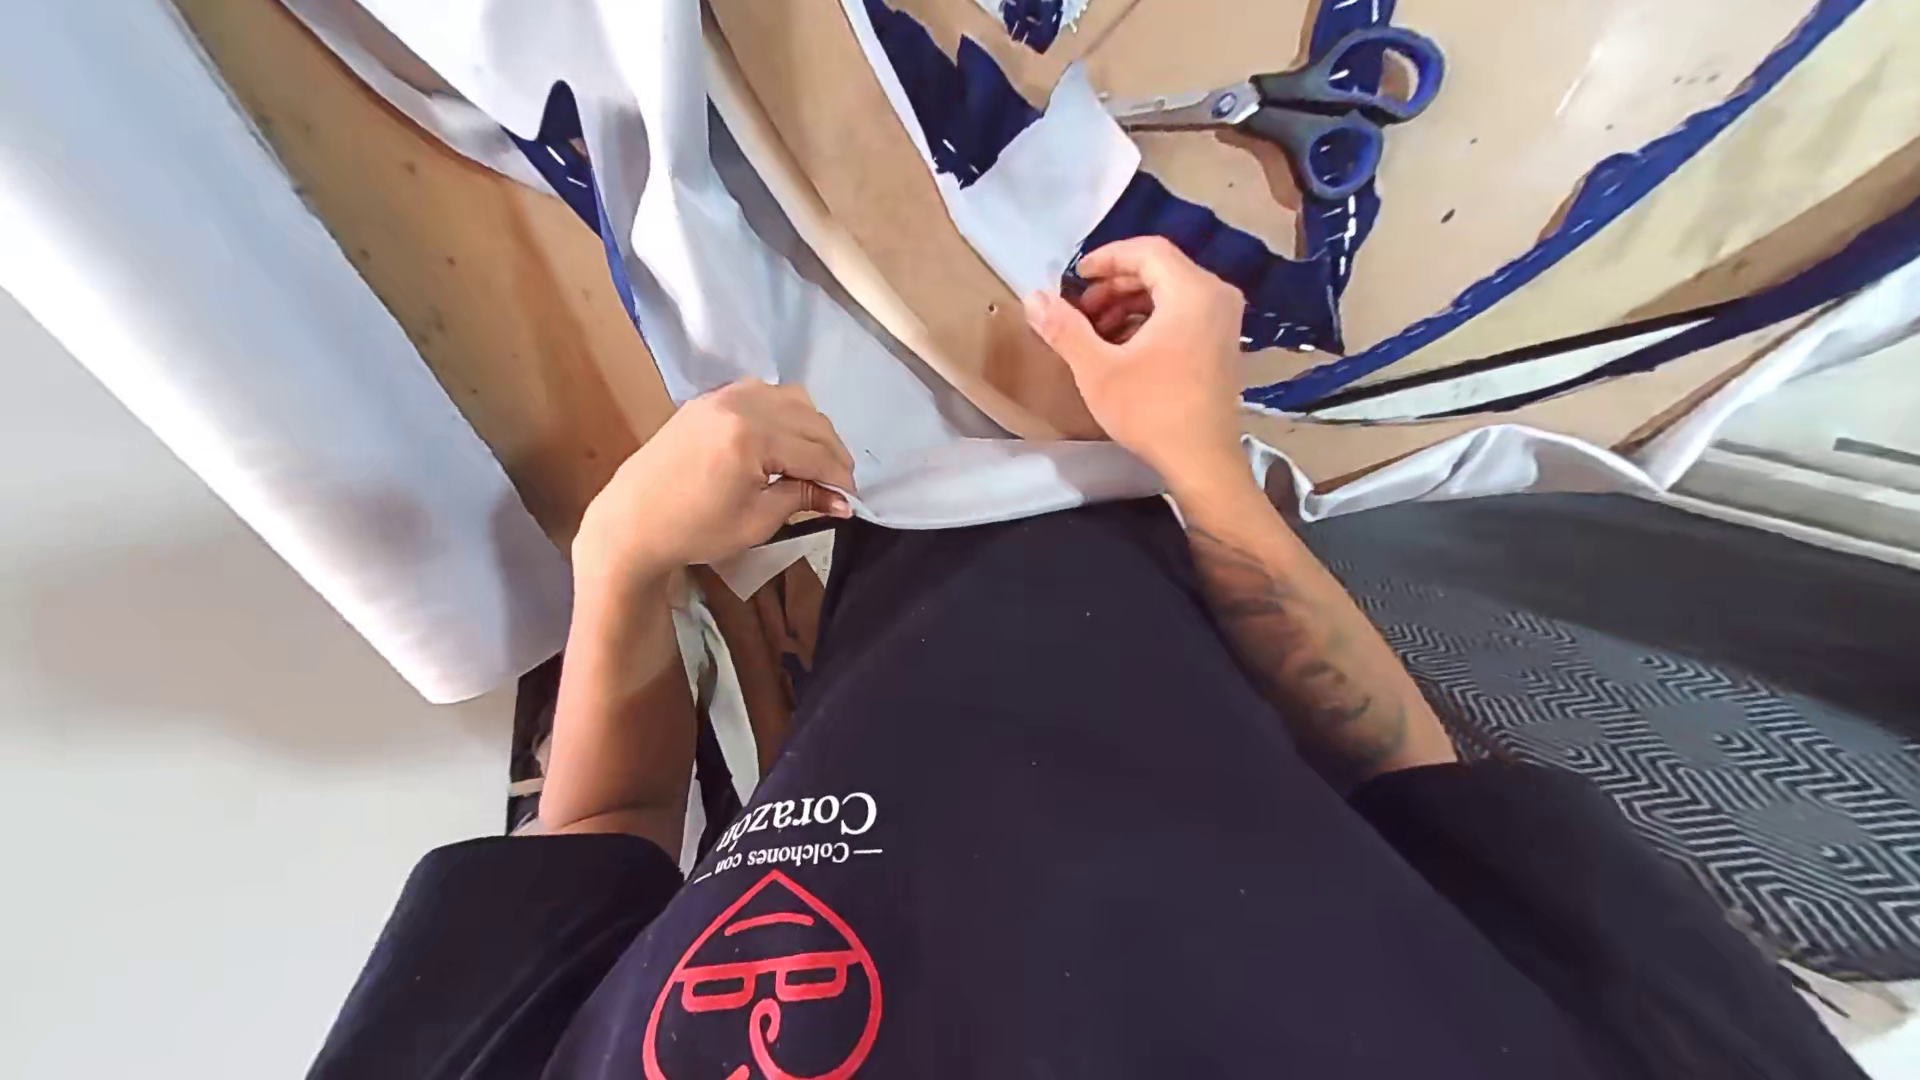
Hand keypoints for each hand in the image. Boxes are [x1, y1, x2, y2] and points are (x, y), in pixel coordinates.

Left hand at [573, 379, 854, 587]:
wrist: (631, 522)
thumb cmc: (695, 530)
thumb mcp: (758, 520)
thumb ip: (804, 498)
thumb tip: (843, 501)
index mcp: (752, 436)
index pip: (816, 452)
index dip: (840, 478)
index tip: (853, 499)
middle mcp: (742, 404)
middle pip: (811, 421)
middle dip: (833, 453)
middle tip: (839, 485)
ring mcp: (724, 396)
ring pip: (793, 399)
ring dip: (813, 428)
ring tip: (815, 461)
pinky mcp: (711, 399)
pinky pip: (764, 393)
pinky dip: (785, 413)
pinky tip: (785, 439)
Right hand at [1024, 237, 1254, 507]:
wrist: (1201, 460)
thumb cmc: (1152, 412)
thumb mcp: (1097, 370)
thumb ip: (1064, 329)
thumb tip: (1033, 298)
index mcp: (1192, 292)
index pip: (1146, 250)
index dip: (1106, 258)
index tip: (1075, 277)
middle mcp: (1216, 297)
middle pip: (1159, 270)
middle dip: (1114, 286)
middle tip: (1081, 311)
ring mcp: (1223, 322)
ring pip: (1170, 294)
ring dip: (1129, 305)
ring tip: (1097, 333)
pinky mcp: (1221, 345)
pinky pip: (1183, 315)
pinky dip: (1150, 321)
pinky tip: (1123, 350)